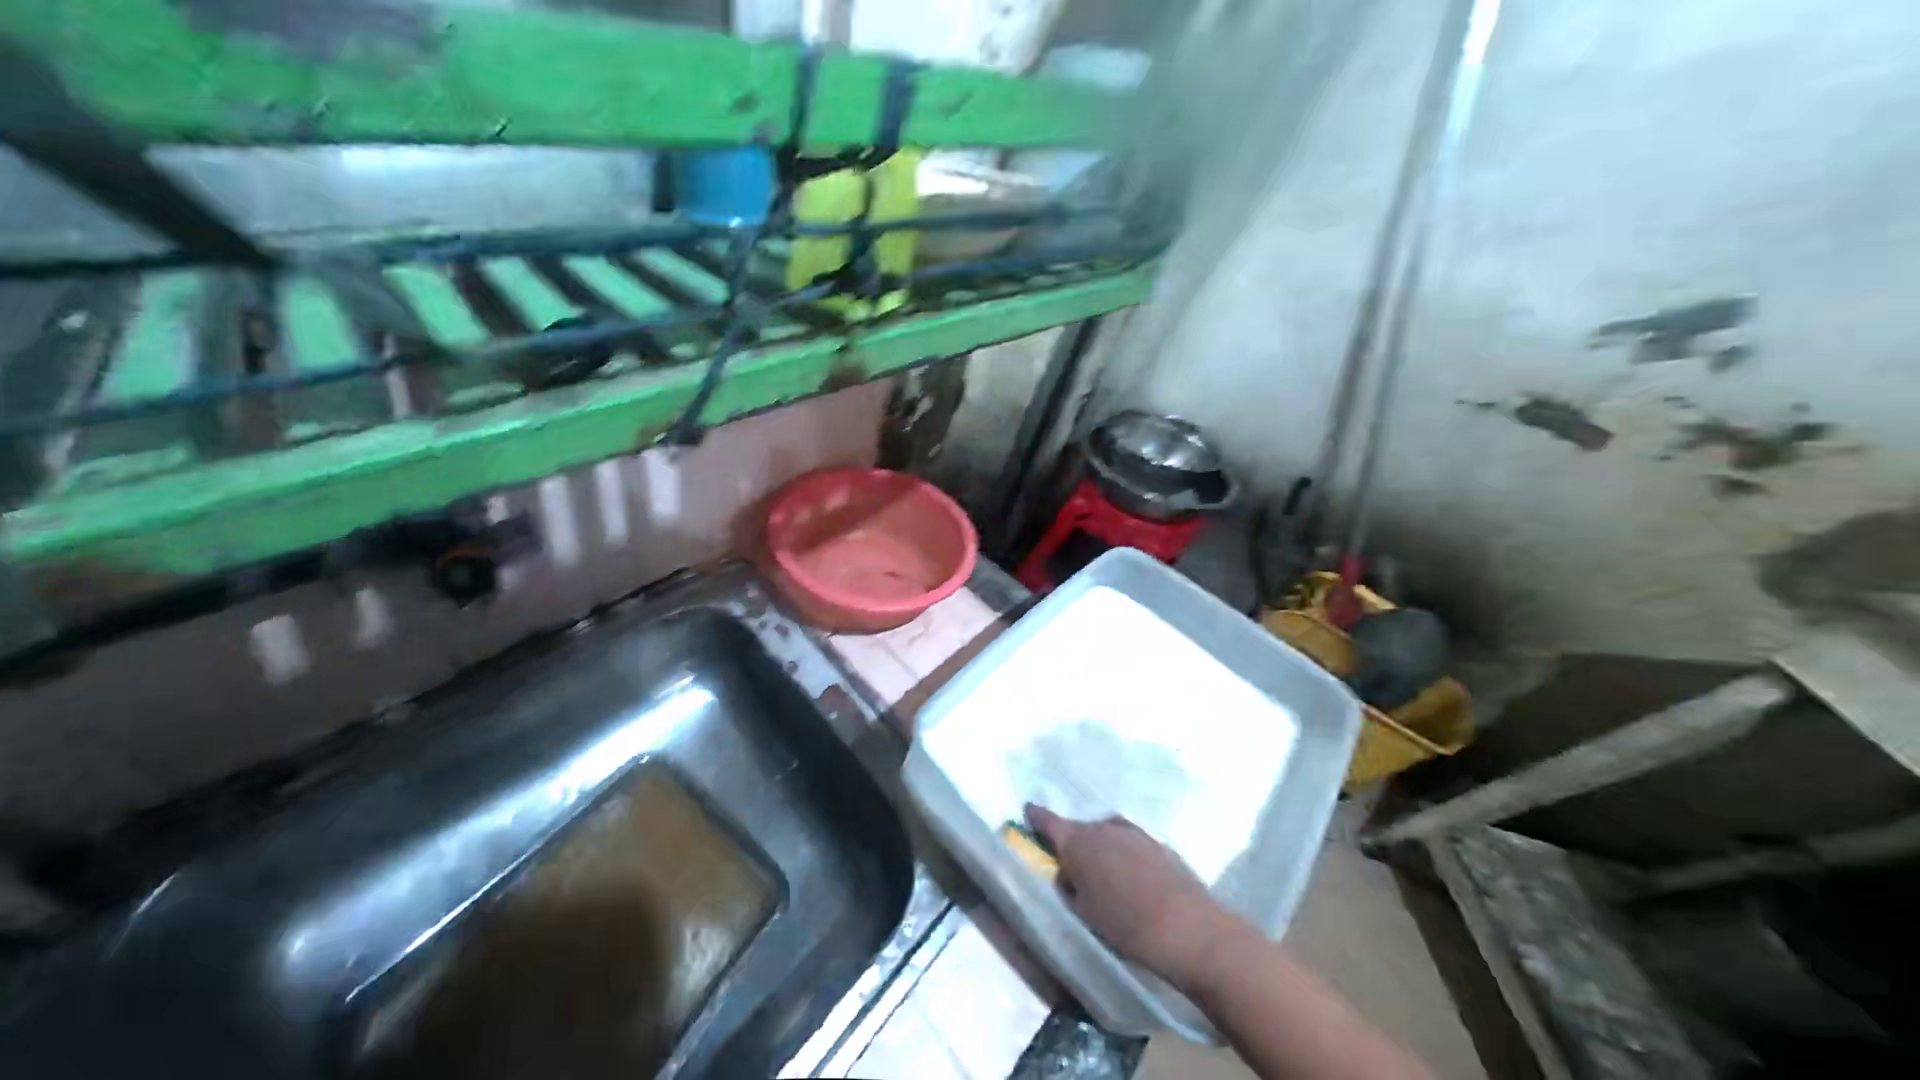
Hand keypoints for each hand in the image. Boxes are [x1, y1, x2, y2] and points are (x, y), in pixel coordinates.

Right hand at [1024, 803, 1243, 991]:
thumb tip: (1066, 874)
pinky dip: (1125, 853)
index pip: (1048, 821)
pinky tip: (1132, 877)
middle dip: (1073, 840)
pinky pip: (1131, 842)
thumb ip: (1069, 887)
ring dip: (1101, 845)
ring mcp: (1134, 832)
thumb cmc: (1125, 925)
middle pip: (1080, 828)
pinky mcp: (1159, 843)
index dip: (1036, 817)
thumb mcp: (1082, 912)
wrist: (1188, 929)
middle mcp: (1104, 828)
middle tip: (1071, 862)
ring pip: (1108, 832)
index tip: (1028, 811)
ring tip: (1103, 871)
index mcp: (1078, 842)